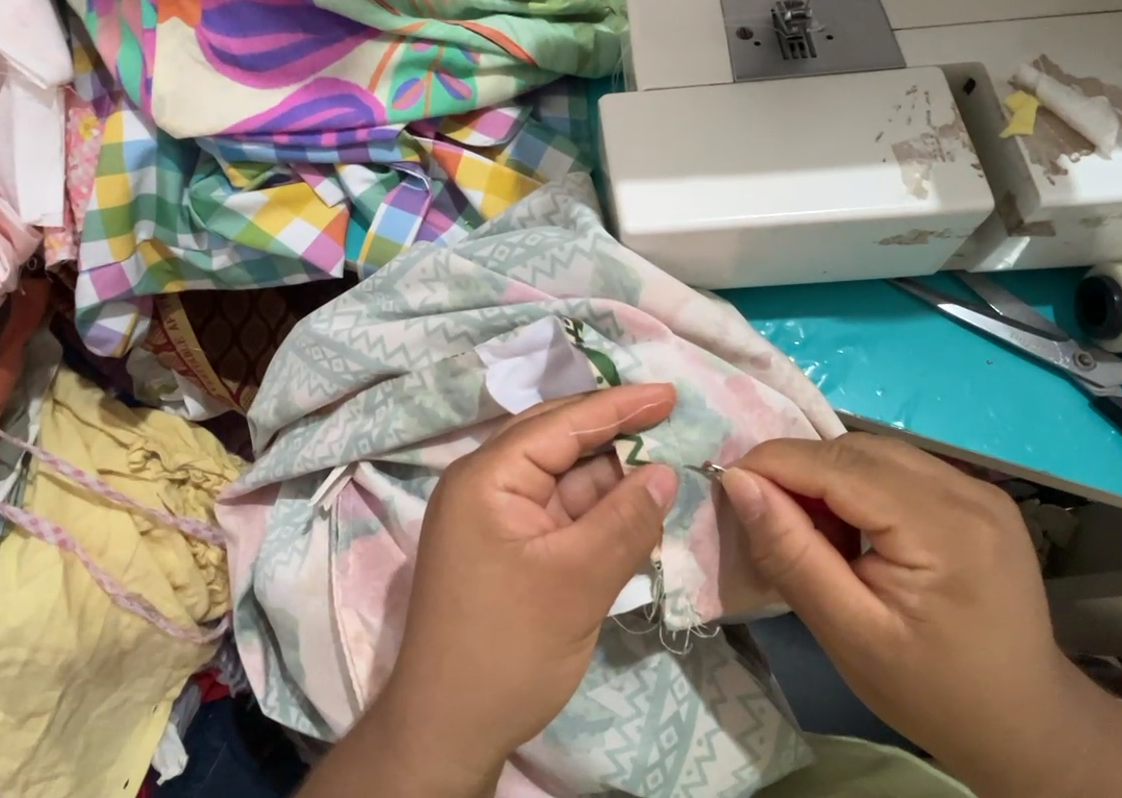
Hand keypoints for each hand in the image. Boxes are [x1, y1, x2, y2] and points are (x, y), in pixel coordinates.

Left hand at [376, 385, 679, 782]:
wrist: (450, 727)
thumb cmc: (507, 647)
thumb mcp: (576, 582)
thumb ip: (624, 521)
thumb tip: (666, 472)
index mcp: (486, 476)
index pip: (560, 423)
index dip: (618, 406)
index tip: (669, 394)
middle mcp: (485, 485)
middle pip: (558, 442)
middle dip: (614, 431)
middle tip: (671, 416)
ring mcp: (496, 518)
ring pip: (562, 479)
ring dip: (611, 473)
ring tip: (667, 456)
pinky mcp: (509, 548)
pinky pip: (560, 512)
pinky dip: (598, 508)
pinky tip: (637, 502)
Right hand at [720, 435, 1121, 796]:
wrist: (1023, 725)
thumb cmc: (930, 690)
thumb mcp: (846, 632)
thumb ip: (791, 552)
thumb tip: (737, 482)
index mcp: (942, 527)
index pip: (835, 465)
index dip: (771, 464)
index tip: (725, 487)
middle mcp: (967, 490)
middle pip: (854, 450)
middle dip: (797, 471)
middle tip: (764, 518)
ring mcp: (979, 490)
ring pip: (873, 452)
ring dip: (825, 476)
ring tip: (808, 528)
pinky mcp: (978, 498)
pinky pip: (898, 468)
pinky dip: (858, 485)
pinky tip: (851, 528)